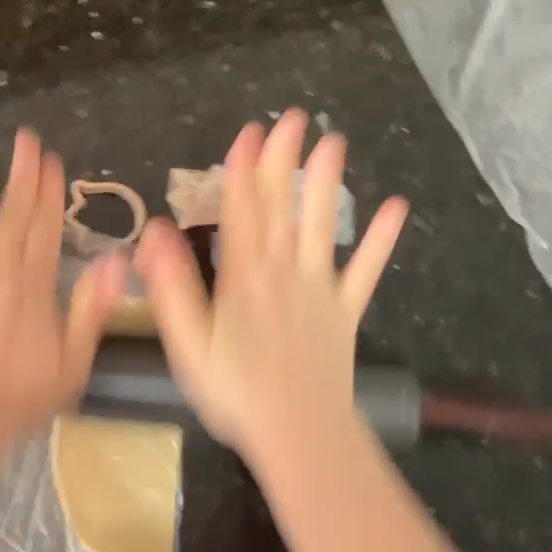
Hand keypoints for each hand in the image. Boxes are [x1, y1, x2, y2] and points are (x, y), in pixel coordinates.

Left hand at [0, 126, 125, 453]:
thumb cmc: (15, 399)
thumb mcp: (71, 363)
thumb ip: (92, 309)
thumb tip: (118, 261)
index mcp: (34, 284)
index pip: (45, 226)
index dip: (49, 191)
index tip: (51, 160)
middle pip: (12, 211)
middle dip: (20, 171)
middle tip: (25, 136)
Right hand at [136, 109, 407, 461]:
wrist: (298, 435)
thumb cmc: (235, 392)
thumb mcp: (188, 343)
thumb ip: (172, 286)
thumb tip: (154, 231)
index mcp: (243, 276)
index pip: (242, 210)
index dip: (243, 168)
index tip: (248, 130)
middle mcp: (282, 271)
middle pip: (281, 206)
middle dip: (285, 159)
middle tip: (294, 117)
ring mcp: (319, 287)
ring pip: (322, 225)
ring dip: (328, 183)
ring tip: (336, 142)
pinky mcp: (346, 309)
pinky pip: (366, 270)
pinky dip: (382, 241)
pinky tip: (397, 208)